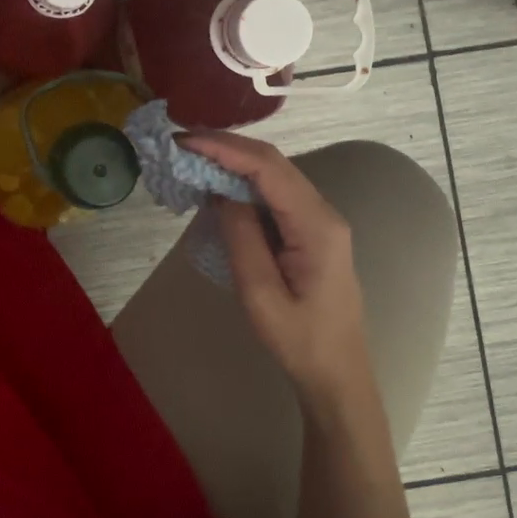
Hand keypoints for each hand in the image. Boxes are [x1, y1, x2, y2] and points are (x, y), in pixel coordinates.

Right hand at [177, 130, 373, 406]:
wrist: (337, 375)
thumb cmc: (299, 340)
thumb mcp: (260, 294)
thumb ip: (241, 237)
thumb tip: (220, 191)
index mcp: (316, 226)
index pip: (267, 168)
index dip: (224, 148)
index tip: (183, 141)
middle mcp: (323, 212)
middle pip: (272, 162)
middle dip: (225, 145)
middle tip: (179, 143)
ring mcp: (318, 219)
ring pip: (272, 172)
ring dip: (232, 158)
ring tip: (190, 155)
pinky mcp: (308, 229)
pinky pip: (273, 191)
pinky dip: (241, 178)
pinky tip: (215, 181)